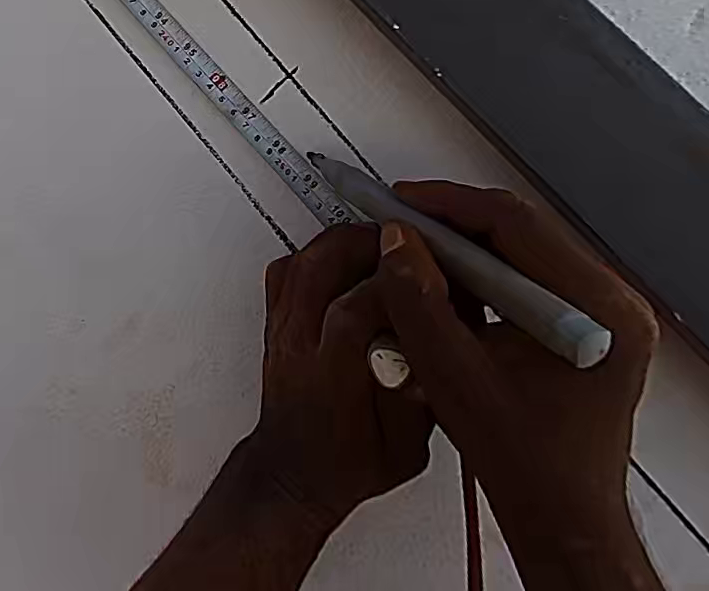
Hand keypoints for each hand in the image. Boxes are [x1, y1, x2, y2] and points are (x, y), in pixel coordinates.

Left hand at [131, 222, 434, 590]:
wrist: (294, 469)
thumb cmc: (343, 462)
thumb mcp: (404, 449)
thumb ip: (420, 398)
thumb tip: (434, 348)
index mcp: (329, 375)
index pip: (350, 312)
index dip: (387, 286)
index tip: (417, 273)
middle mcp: (298, 342)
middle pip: (317, 271)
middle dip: (361, 245)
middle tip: (396, 240)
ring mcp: (281, 326)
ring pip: (299, 263)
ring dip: (337, 243)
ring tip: (374, 242)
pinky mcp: (273, 318)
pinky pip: (284, 270)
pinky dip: (312, 254)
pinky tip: (338, 258)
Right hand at [370, 182, 662, 589]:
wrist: (561, 511)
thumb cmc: (517, 454)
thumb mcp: (449, 372)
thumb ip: (416, 299)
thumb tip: (395, 237)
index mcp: (595, 310)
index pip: (513, 223)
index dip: (446, 203)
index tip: (397, 199)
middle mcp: (610, 301)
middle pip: (518, 226)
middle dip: (449, 216)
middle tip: (397, 216)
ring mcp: (602, 309)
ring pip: (517, 241)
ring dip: (459, 236)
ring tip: (411, 241)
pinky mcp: (583, 318)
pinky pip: (521, 265)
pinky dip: (475, 260)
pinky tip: (441, 271)